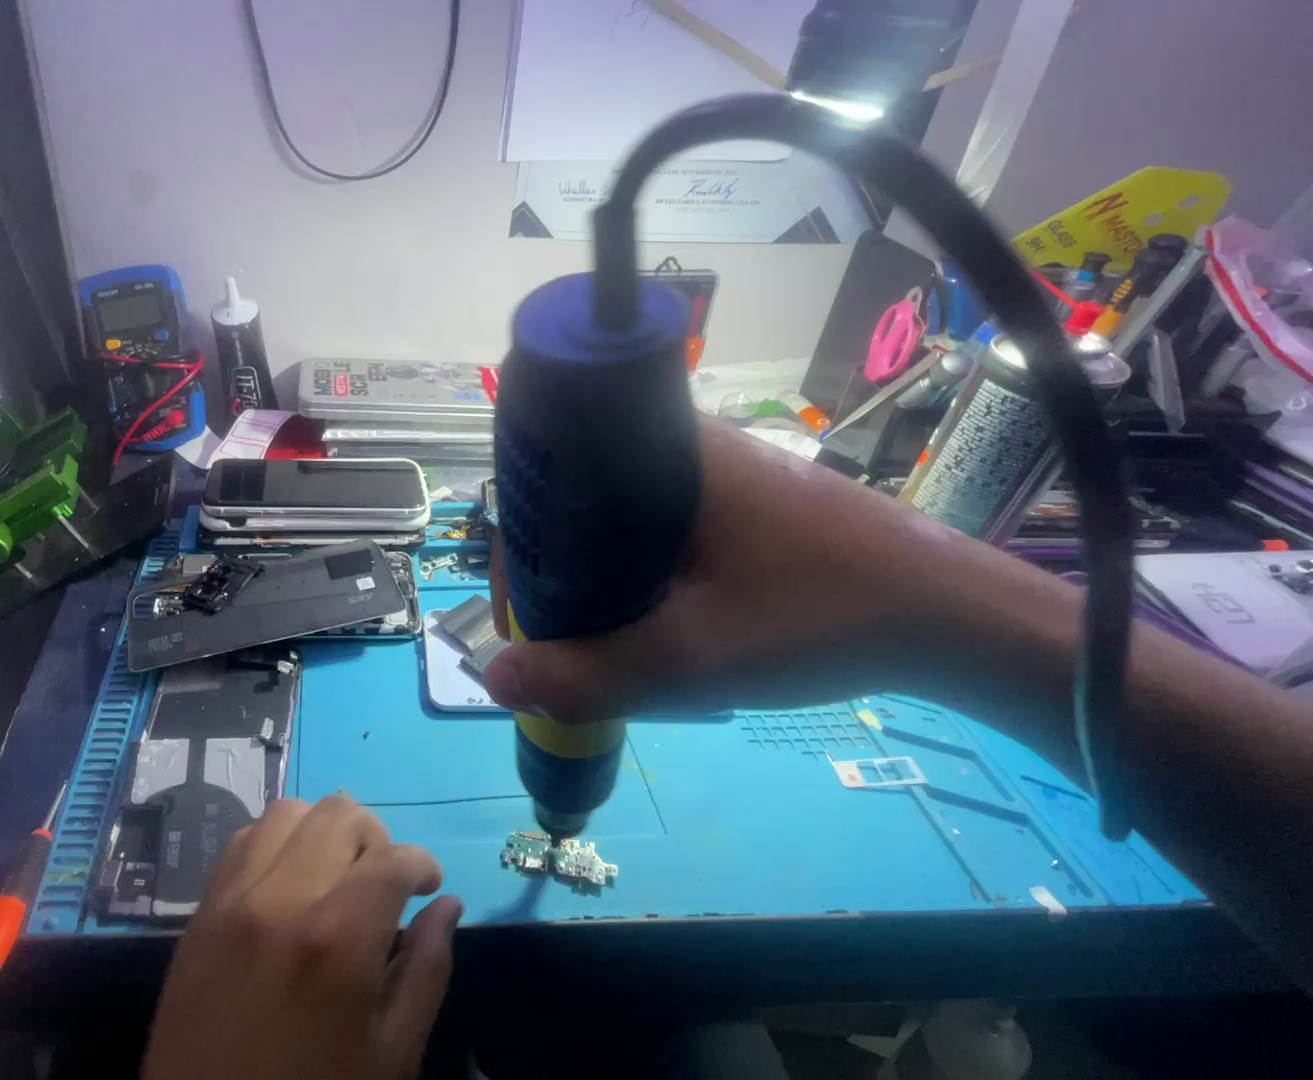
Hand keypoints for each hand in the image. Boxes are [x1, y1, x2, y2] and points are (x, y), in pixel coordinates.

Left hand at [142, 796, 463, 1079]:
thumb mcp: (390, 1056)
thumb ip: (426, 972)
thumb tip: (448, 906)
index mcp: (336, 941)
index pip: (392, 858)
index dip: (422, 863)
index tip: (428, 885)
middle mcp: (281, 900)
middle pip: (339, 814)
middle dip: (375, 836)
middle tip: (382, 881)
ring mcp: (233, 899)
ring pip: (287, 811)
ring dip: (322, 830)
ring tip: (335, 873)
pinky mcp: (201, 910)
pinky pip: (243, 840)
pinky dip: (276, 841)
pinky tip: (289, 880)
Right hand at [483, 418, 1004, 722]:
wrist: (956, 617)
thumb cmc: (821, 618)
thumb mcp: (694, 657)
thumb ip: (589, 673)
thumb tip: (494, 681)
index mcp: (657, 456)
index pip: (545, 486)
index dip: (519, 554)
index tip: (524, 617)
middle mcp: (679, 448)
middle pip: (577, 508)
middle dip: (558, 579)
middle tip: (567, 645)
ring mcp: (714, 472)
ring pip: (616, 524)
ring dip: (599, 581)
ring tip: (611, 644)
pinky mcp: (738, 501)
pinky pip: (655, 532)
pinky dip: (636, 576)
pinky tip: (658, 623)